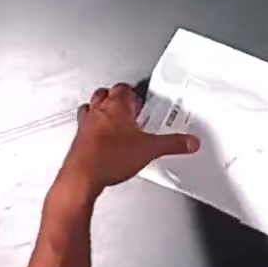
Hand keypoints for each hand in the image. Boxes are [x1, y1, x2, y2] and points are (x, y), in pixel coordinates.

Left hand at [50, 85, 199, 205]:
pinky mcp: (78, 140)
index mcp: (116, 107)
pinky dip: (93, 127)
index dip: (133, 92)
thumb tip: (189, 141)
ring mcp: (85, 125)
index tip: (141, 98)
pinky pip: (84, 125)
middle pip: (105, 93)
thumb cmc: (107, 158)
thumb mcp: (150, 150)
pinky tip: (103, 140)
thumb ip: (173, 144)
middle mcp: (98, 112)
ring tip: (115, 119)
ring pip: (91, 107)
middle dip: (117, 97)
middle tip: (129, 106)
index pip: (124, 88)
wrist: (81, 178)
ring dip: (102, 110)